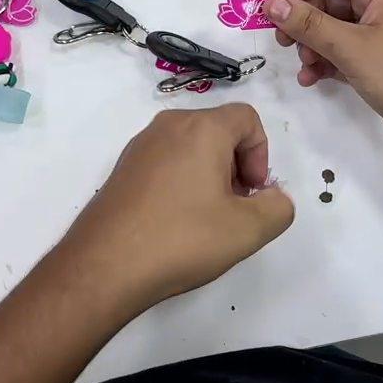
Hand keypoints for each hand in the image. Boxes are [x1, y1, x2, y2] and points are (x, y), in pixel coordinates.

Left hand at [56, 104, 293, 309]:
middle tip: (235, 208)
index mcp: (202, 127)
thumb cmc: (181, 239)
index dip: (261, 154)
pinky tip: (176, 222)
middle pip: (219, 129)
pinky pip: (167, 160)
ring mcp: (142, 144)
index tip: (252, 193)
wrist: (104, 265)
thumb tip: (275, 197)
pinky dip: (182, 180)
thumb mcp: (246, 230)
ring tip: (206, 219)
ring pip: (192, 145)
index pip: (247, 117)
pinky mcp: (124, 167)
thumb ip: (278, 208)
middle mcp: (170, 124)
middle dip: (237, 164)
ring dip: (210, 174)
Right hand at [265, 0, 382, 154]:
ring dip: (312, 43)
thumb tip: (273, 4)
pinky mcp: (379, 60)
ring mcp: (381, 34)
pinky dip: (324, 60)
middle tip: (282, 41)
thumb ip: (309, 23)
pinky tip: (311, 78)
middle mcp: (382, 5)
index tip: (270, 10)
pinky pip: (342, 50)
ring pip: (333, 27)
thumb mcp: (350, 47)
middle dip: (303, 19)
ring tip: (303, 64)